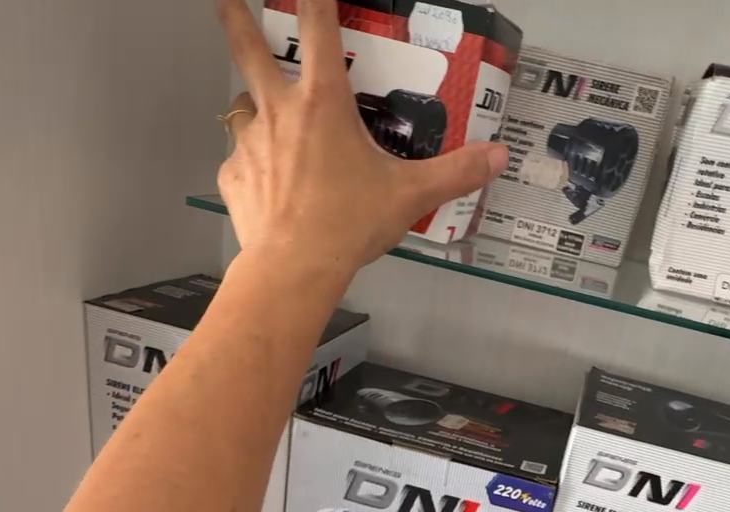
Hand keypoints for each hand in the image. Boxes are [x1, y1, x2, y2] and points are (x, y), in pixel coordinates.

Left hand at [215, 0, 508, 285]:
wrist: (295, 268)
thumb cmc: (349, 225)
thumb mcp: (410, 196)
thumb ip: (455, 173)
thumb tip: (496, 156)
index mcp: (323, 102)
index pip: (318, 25)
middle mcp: (280, 111)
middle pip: (248, 47)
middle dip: (236, 17)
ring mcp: (251, 143)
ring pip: (242, 108)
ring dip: (252, 106)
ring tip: (264, 121)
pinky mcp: (233, 178)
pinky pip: (240, 162)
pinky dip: (252, 168)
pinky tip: (267, 187)